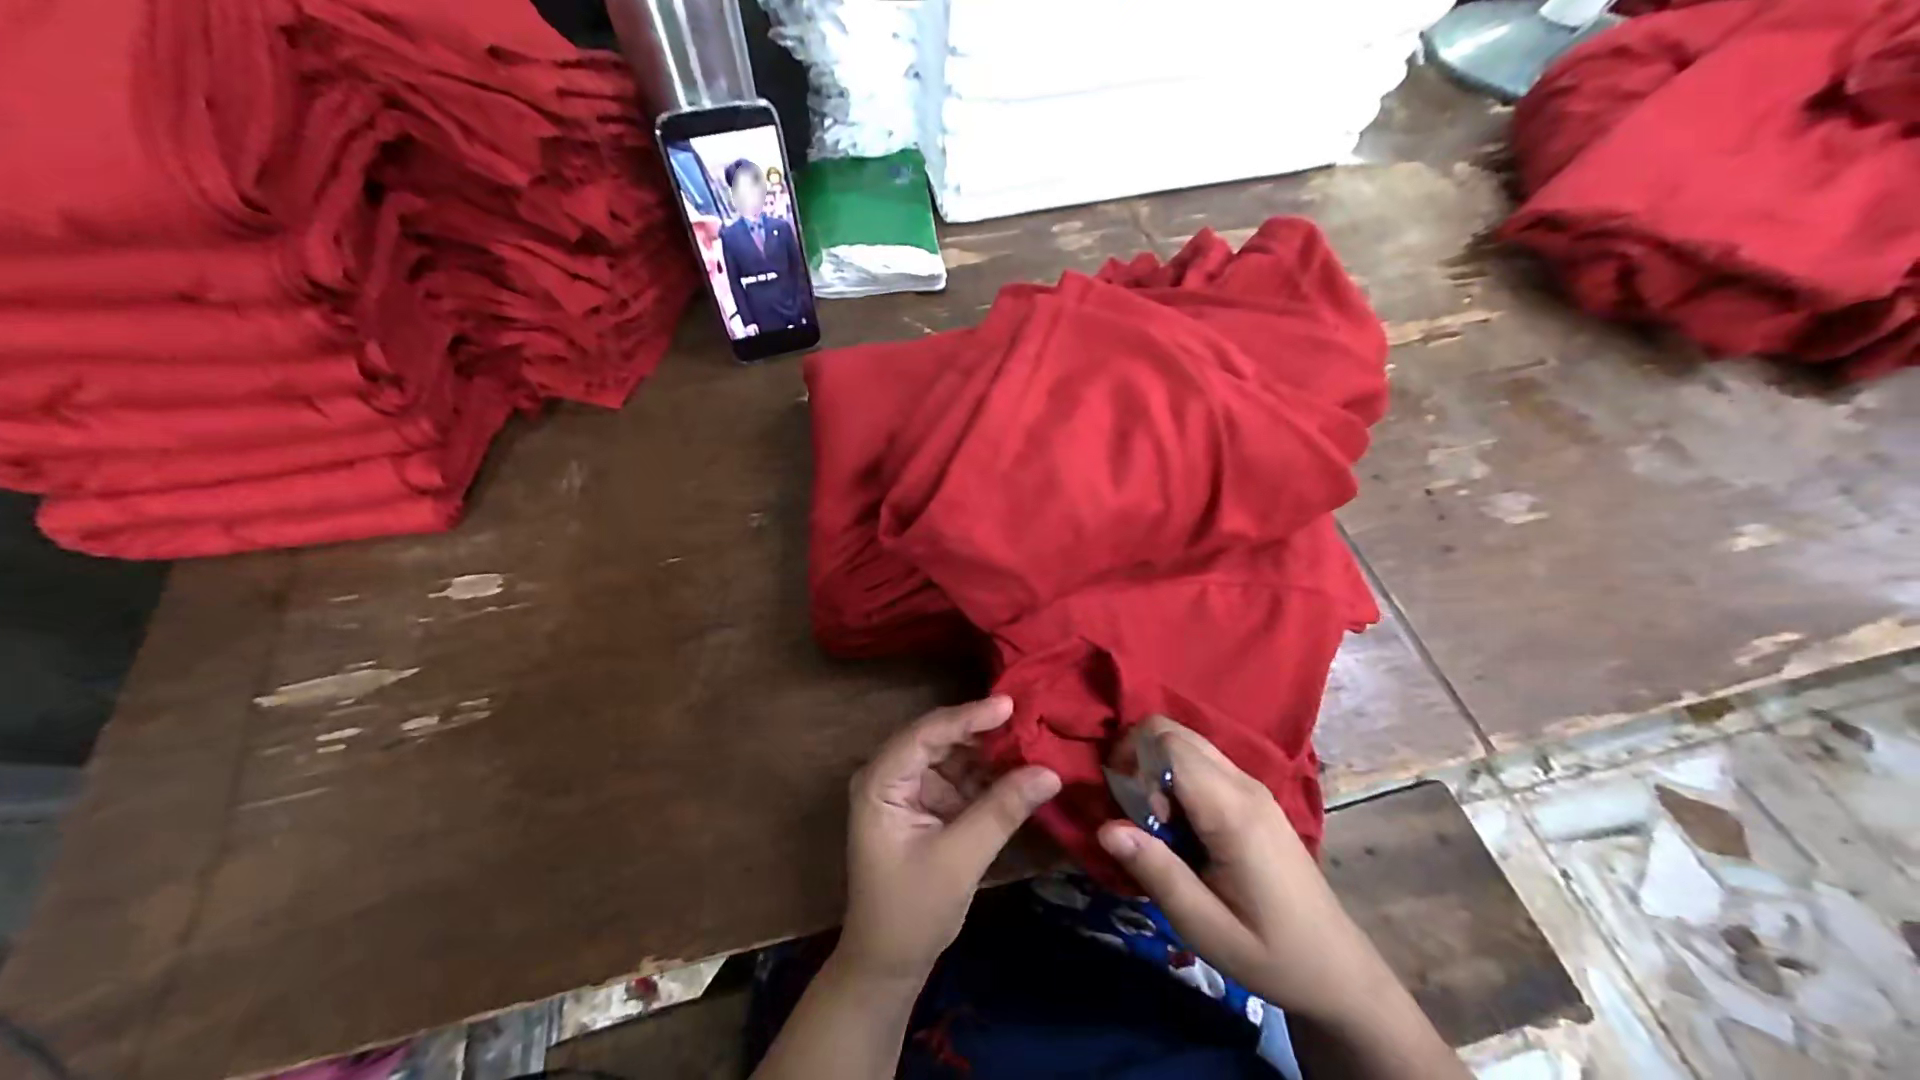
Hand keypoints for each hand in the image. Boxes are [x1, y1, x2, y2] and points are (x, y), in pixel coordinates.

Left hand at [839, 696, 1060, 982]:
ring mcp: (912, 791)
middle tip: (1031, 720)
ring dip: (992, 753)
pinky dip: (991, 777)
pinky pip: (963, 780)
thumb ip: (1001, 811)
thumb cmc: (912, 911)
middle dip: (984, 732)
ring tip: (1034, 741)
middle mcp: (892, 776)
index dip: (967, 717)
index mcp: (880, 783)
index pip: (925, 735)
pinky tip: (1022, 771)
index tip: (1009, 705)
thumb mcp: (959, 860)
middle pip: (941, 739)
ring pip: (956, 756)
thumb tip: (1050, 772)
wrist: (890, 962)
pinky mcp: (931, 806)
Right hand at [1096, 716, 1385, 1023]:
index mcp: (1232, 812)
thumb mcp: (1205, 927)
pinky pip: (1201, 762)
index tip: (1126, 808)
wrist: (1336, 969)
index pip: (1169, 744)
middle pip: (1174, 732)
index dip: (1133, 761)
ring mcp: (1252, 786)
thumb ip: (1156, 872)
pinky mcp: (1252, 796)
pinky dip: (1174, 775)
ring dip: (1155, 766)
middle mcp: (1243, 784)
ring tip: (1154, 821)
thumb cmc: (1269, 954)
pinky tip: (1177, 824)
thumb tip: (1105, 828)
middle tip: (1130, 809)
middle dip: (1137, 755)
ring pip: (1186, 742)